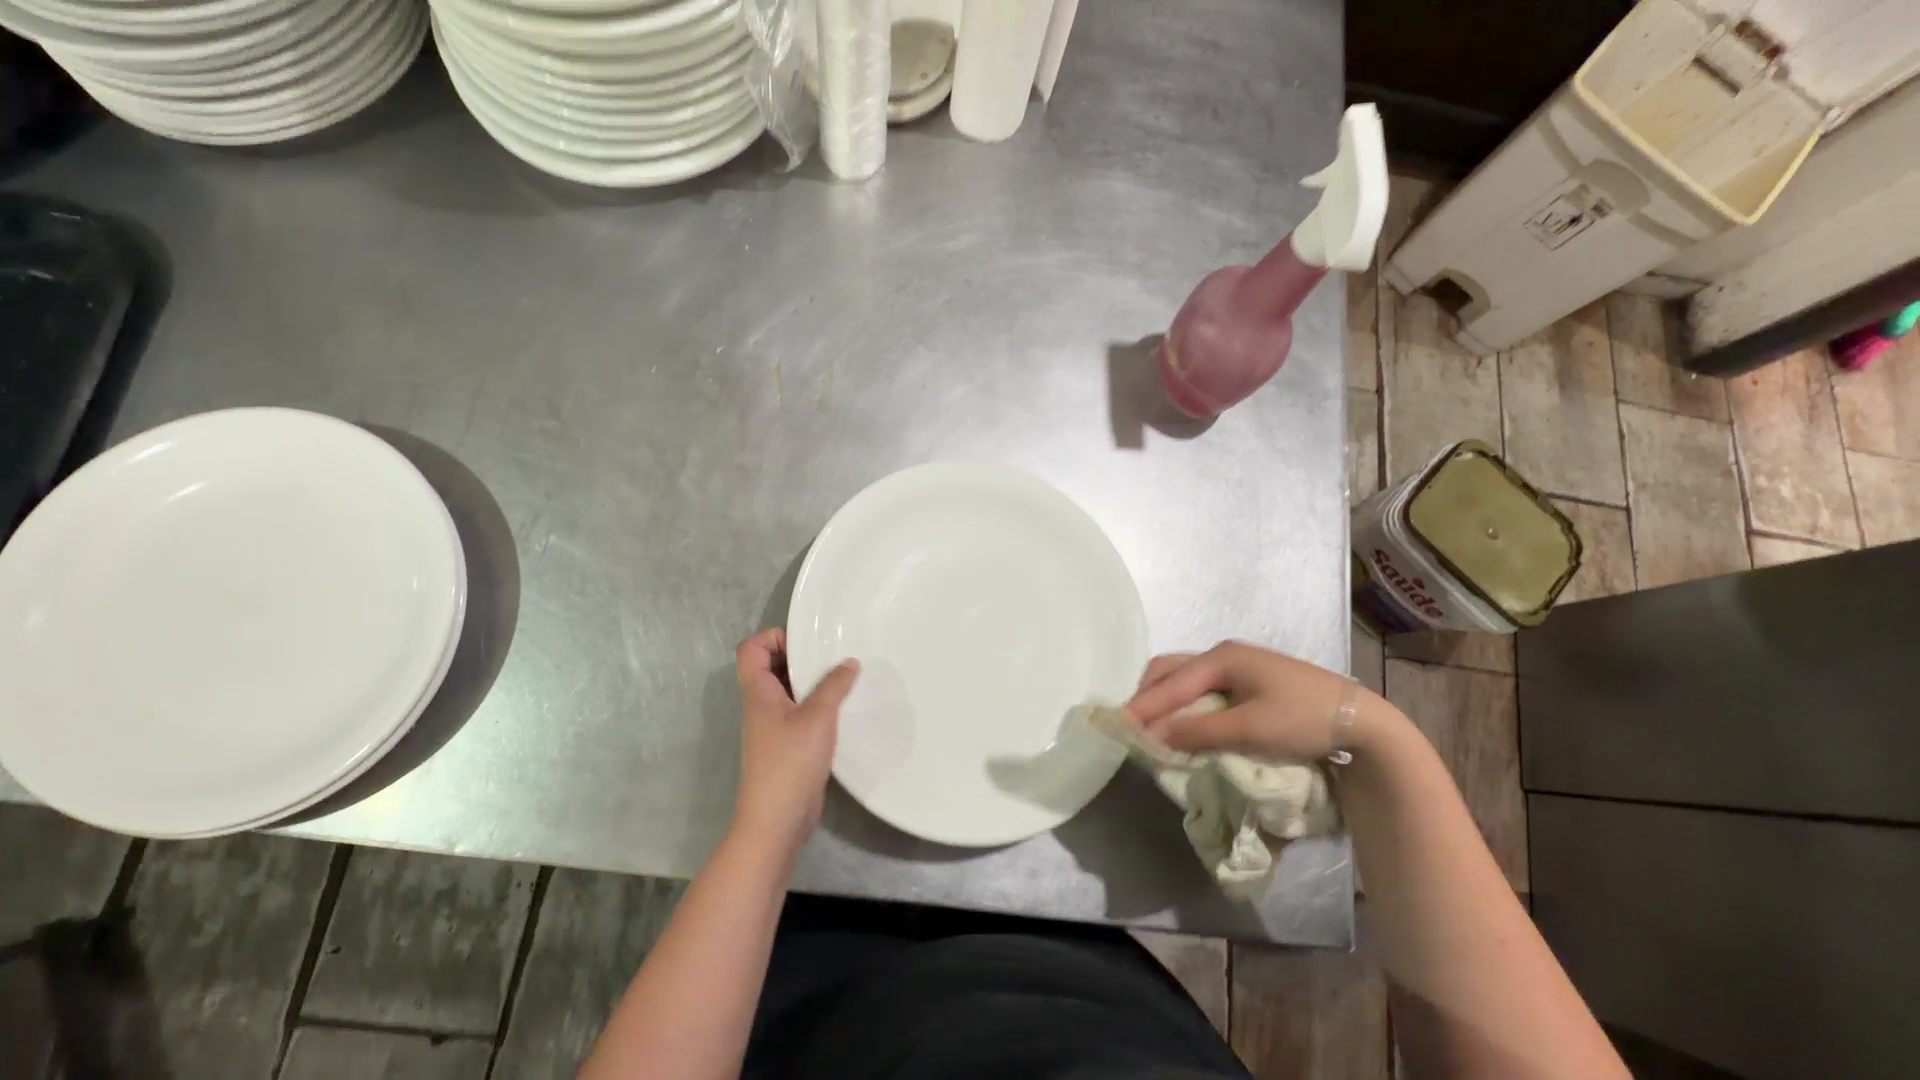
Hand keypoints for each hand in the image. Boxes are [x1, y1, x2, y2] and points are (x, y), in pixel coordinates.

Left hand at [731, 628, 859, 853]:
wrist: (777, 821)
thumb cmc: (790, 764)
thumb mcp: (817, 718)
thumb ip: (833, 686)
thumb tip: (848, 662)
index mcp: (758, 694)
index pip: (750, 650)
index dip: (773, 637)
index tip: (806, 642)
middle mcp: (762, 707)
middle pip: (771, 667)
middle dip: (800, 657)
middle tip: (833, 657)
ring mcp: (775, 728)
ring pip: (790, 692)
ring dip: (814, 683)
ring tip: (845, 680)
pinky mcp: (789, 747)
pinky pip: (802, 715)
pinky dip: (820, 707)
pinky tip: (845, 711)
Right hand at [1123, 641, 1364, 761]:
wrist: (1361, 721)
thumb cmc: (1303, 719)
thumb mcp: (1249, 729)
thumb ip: (1198, 731)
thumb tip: (1152, 736)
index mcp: (1222, 658)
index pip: (1170, 683)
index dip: (1143, 707)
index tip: (1118, 728)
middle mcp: (1225, 654)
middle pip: (1170, 670)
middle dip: (1148, 696)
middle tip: (1132, 725)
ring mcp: (1239, 666)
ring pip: (1186, 677)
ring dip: (1166, 699)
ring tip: (1153, 727)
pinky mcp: (1251, 682)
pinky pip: (1203, 687)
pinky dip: (1184, 702)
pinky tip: (1183, 721)